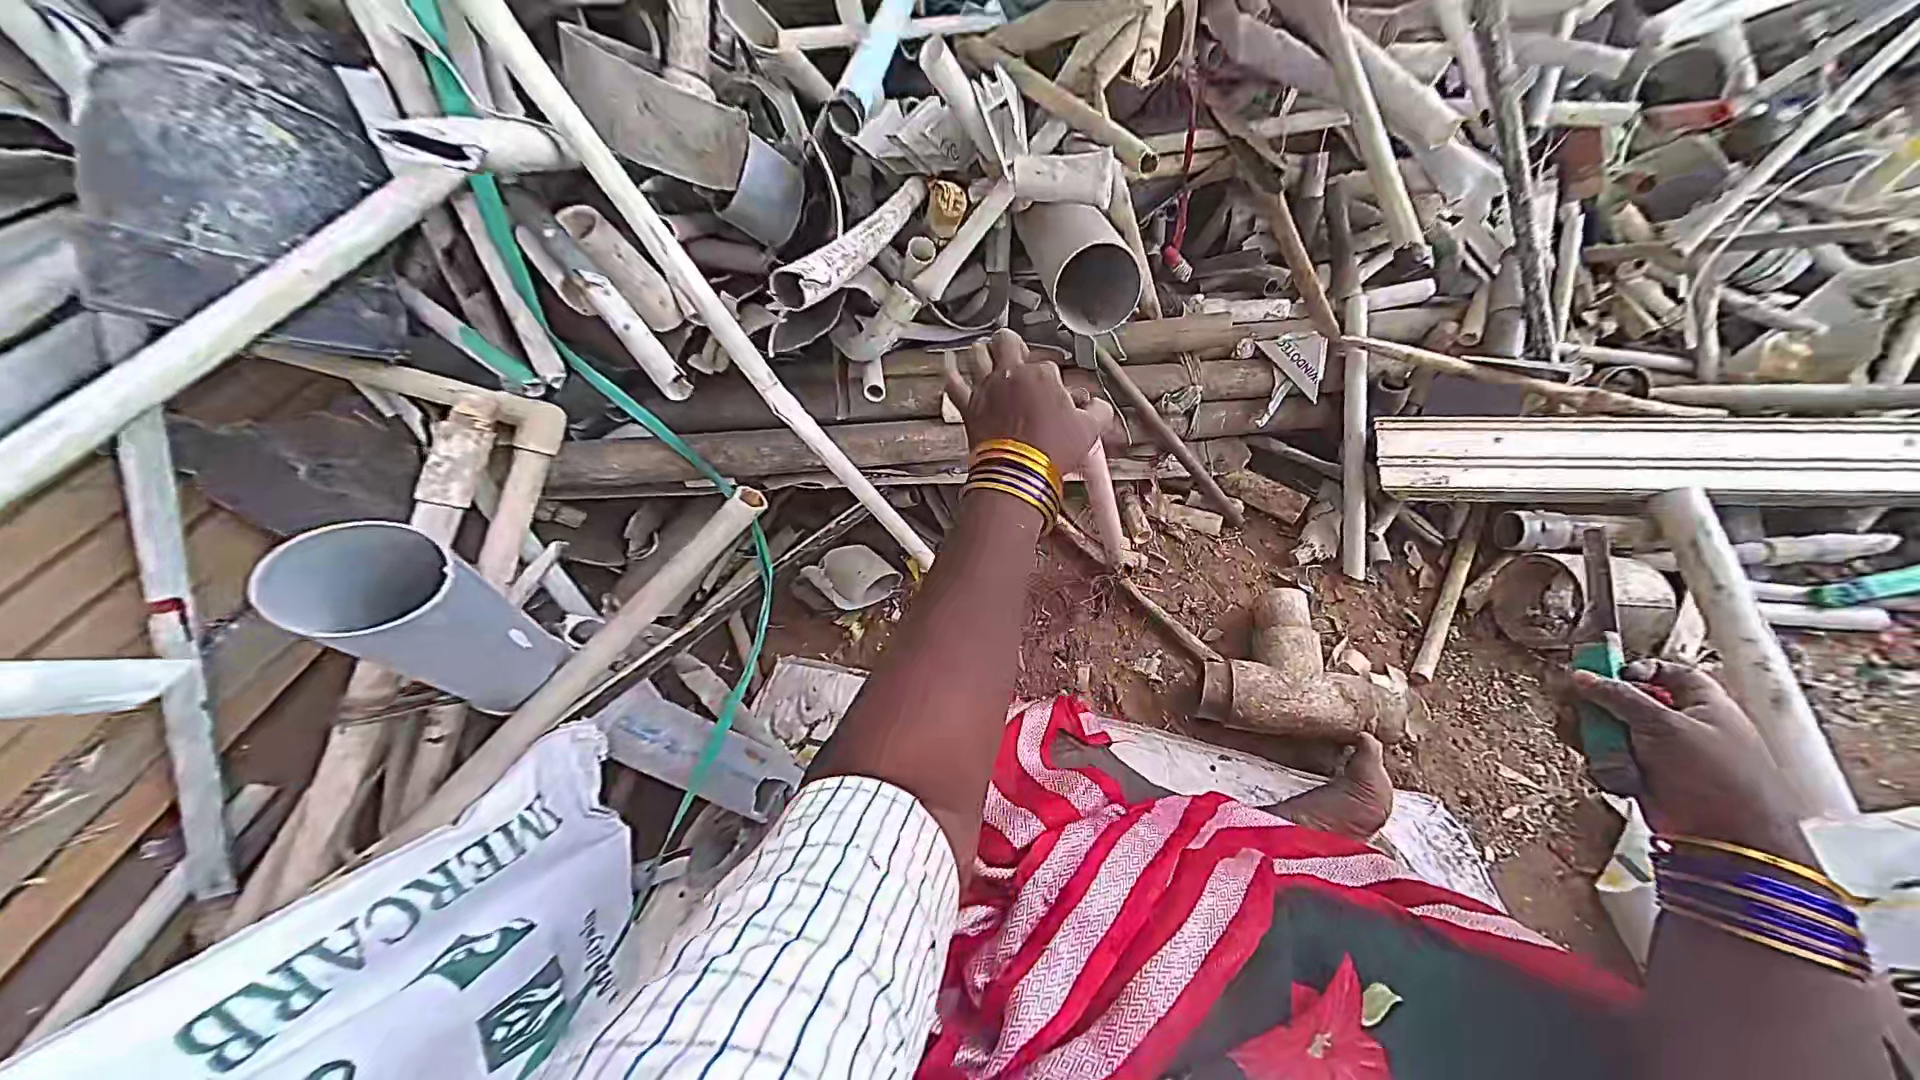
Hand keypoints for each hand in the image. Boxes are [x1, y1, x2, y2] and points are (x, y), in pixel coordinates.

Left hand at [944, 329, 1113, 470]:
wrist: (1018, 472)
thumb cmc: (1051, 450)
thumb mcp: (1089, 429)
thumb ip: (1098, 411)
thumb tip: (1099, 406)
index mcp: (1042, 374)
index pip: (1048, 364)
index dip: (1052, 377)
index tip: (1054, 391)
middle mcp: (1010, 374)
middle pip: (1005, 340)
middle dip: (1010, 342)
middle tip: (1014, 349)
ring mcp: (986, 388)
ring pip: (976, 354)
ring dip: (981, 352)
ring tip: (985, 352)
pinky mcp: (968, 406)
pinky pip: (953, 382)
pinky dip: (951, 373)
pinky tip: (950, 366)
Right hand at [1570, 659, 1812, 859]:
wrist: (1726, 839)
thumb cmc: (1717, 778)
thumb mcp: (1665, 725)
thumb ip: (1619, 696)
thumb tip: (1583, 677)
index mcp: (1704, 706)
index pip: (1668, 672)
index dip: (1636, 669)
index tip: (1606, 673)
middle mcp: (1682, 726)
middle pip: (1626, 700)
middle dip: (1601, 707)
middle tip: (1588, 711)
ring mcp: (1661, 751)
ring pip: (1610, 728)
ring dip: (1598, 736)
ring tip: (1602, 747)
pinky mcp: (1643, 773)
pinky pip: (1608, 755)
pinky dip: (1603, 760)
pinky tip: (1613, 769)